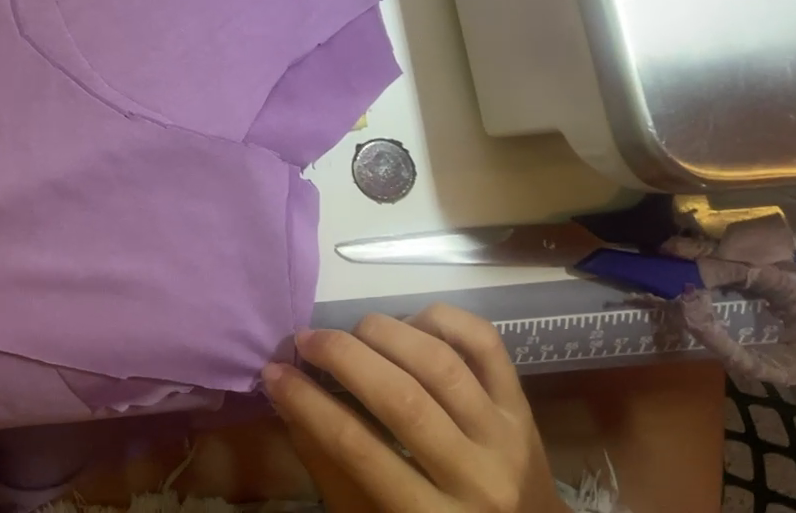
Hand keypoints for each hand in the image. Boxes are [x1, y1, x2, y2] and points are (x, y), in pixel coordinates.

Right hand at [264, 305, 567, 512]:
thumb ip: (332, 466)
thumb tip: (287, 397)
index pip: (359, 448)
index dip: (307, 403)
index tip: (273, 373)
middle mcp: (478, 476)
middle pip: (401, 397)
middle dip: (341, 357)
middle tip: (305, 340)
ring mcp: (507, 435)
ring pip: (439, 362)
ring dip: (383, 333)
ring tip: (353, 332)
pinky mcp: (522, 404)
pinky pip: (484, 343)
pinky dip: (440, 319)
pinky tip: (410, 324)